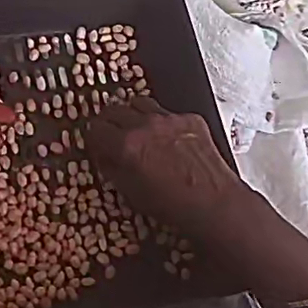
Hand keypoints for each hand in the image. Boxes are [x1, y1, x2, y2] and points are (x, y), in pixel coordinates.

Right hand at [86, 97, 255, 241]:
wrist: (213, 203)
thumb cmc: (171, 205)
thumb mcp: (130, 192)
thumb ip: (111, 168)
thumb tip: (104, 156)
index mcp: (126, 145)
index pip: (96, 128)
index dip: (94, 138)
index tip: (97, 144)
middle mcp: (145, 125)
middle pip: (114, 110)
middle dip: (109, 123)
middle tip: (112, 136)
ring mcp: (170, 119)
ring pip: (140, 103)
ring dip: (133, 115)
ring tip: (137, 132)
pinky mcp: (191, 119)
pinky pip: (168, 112)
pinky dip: (162, 122)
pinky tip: (168, 140)